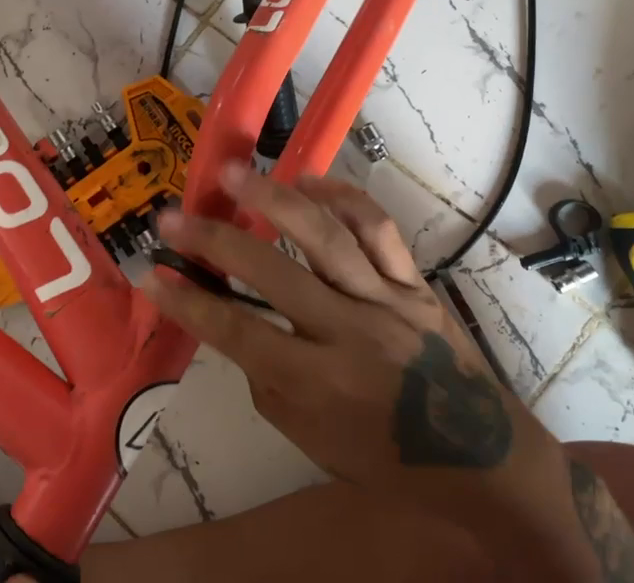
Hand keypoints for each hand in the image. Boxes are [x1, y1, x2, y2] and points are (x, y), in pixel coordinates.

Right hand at [138, 163, 561, 505]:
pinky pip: (378, 229)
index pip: (236, 331)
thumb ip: (264, 376)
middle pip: (270, 271)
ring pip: (324, 235)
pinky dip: (342, 199)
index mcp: (317, 382)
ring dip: (272, 199)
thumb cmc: (383, 457)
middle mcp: (349, 332)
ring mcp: (386, 300)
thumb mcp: (307, 435)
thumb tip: (234, 321)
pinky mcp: (414, 283)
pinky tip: (308, 182)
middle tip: (171, 218)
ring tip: (232, 174)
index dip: (187, 301)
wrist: (482, 458)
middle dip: (212, 240)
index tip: (152, 274)